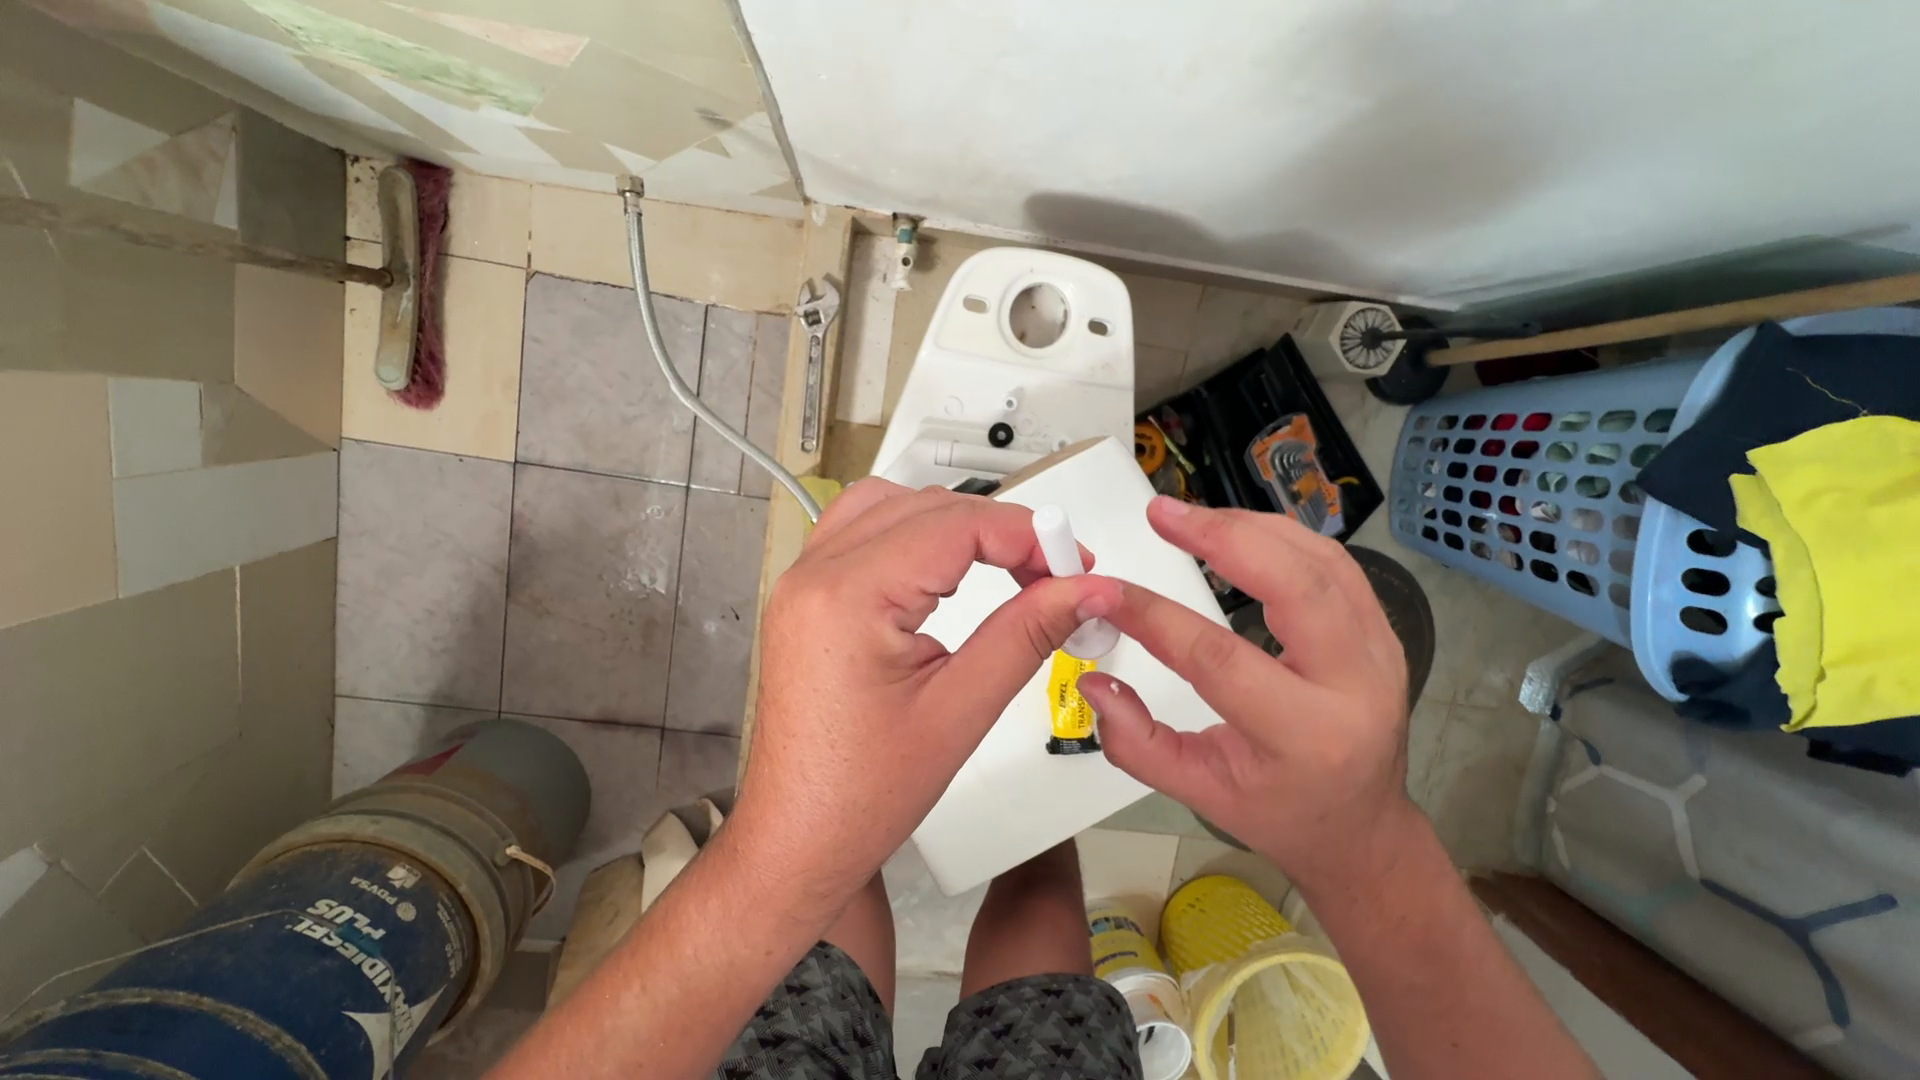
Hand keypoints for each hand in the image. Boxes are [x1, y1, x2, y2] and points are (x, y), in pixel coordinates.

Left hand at [731, 480, 1122, 911]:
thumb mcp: (960, 711)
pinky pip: (863, 532)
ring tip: (1007, 565)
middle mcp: (814, 577)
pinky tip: (947, 569)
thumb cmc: (858, 794)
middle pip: (928, 507)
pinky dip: (915, 537)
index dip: (1027, 533)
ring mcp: (803, 584)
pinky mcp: (807, 598)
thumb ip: (1027, 635)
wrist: (799, 836)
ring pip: (893, 506)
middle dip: (1000, 530)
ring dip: (956, 524)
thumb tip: (1081, 591)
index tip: (1073, 562)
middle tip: (1054, 572)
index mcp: (846, 598)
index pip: (955, 524)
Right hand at [1078, 496, 1416, 891]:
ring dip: (1250, 526)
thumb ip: (1137, 743)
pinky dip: (1281, 536)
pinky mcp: (1382, 632)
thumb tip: (1092, 681)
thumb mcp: (1200, 792)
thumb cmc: (1277, 812)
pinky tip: (1236, 531)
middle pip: (1296, 584)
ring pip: (1321, 561)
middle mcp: (1355, 685)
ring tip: (1188, 518)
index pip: (1218, 657)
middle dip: (1222, 537)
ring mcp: (1380, 651)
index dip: (1155, 616)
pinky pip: (1334, 565)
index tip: (1106, 590)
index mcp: (1304, 735)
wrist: (1362, 826)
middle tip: (1159, 513)